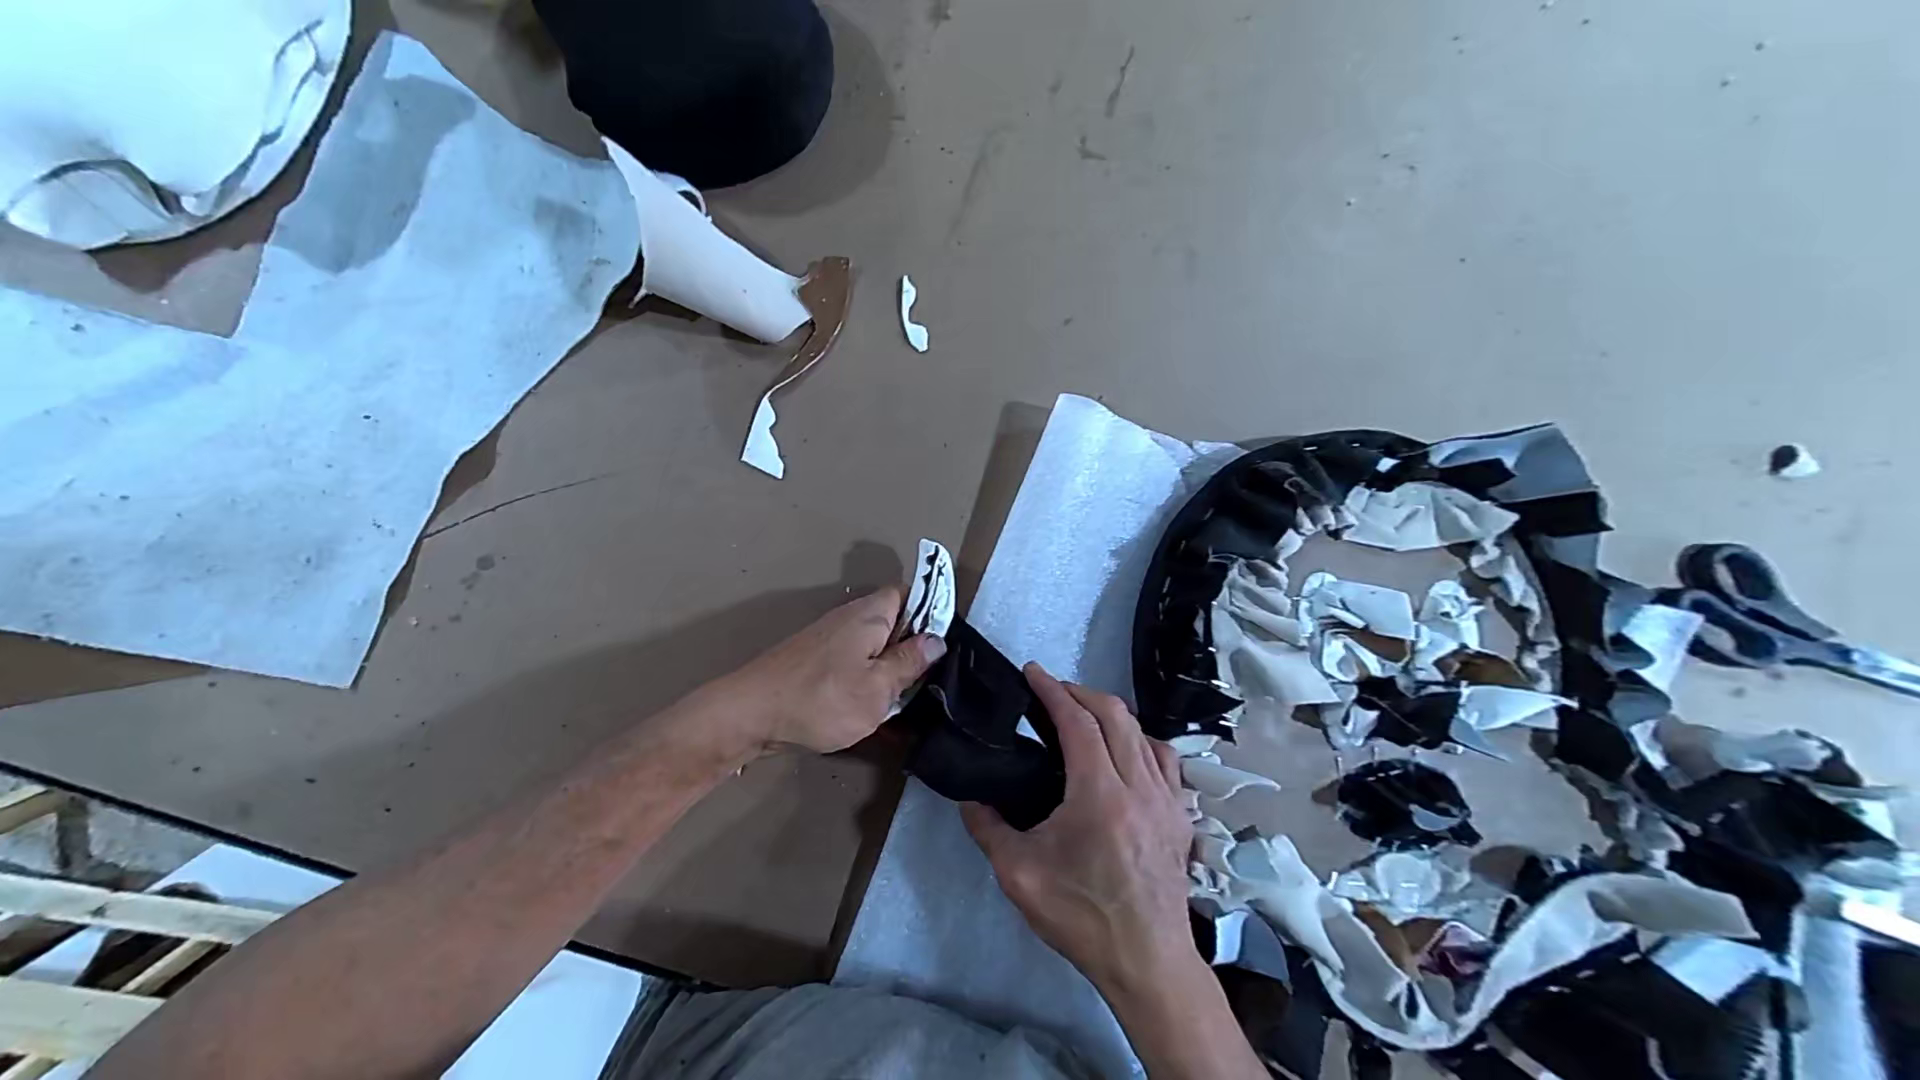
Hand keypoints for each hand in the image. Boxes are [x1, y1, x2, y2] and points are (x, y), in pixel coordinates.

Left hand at [718, 586, 945, 754]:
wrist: (749, 715)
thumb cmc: (821, 700)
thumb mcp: (877, 689)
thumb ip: (909, 663)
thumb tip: (936, 639)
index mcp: (870, 615)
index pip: (910, 593)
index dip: (931, 612)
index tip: (943, 643)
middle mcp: (849, 618)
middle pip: (894, 621)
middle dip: (911, 647)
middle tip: (925, 679)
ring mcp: (829, 639)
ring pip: (874, 645)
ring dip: (888, 668)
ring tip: (899, 699)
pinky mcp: (814, 660)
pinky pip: (854, 661)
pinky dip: (866, 679)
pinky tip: (869, 707)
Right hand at [960, 663, 1196, 996]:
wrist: (1147, 961)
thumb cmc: (1082, 916)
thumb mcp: (1019, 875)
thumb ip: (988, 829)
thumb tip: (970, 799)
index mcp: (1100, 793)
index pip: (1077, 721)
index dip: (1052, 690)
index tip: (1032, 671)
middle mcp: (1139, 784)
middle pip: (1114, 714)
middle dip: (1079, 692)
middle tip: (1050, 690)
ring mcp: (1167, 798)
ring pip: (1142, 732)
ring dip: (1111, 713)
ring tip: (1084, 716)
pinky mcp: (1180, 815)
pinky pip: (1165, 759)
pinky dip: (1140, 740)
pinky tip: (1126, 752)